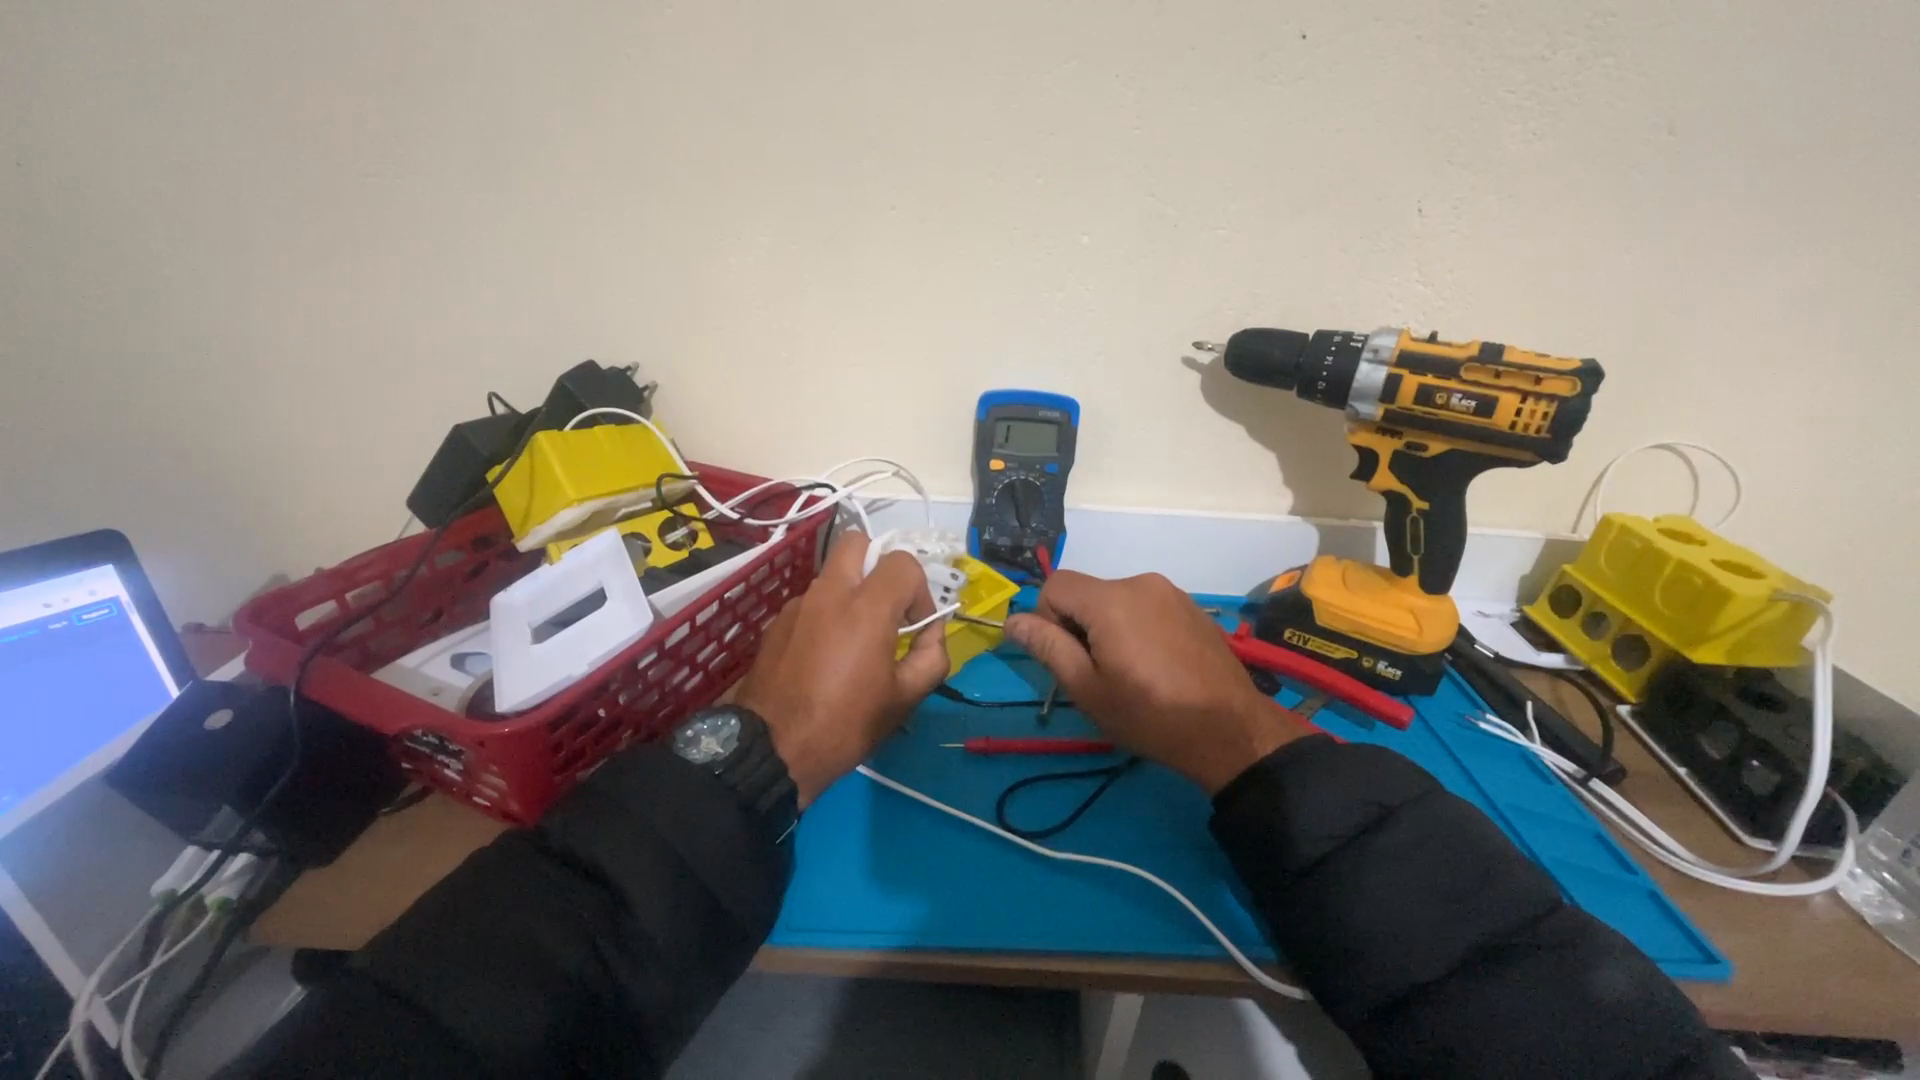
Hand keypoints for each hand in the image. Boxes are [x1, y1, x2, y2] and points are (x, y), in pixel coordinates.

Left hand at [736, 532, 949, 806]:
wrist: (772, 750)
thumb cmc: (845, 725)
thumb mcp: (905, 699)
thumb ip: (931, 656)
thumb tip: (931, 634)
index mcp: (867, 607)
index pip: (902, 563)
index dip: (918, 591)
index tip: (914, 627)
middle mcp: (829, 593)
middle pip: (857, 542)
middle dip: (878, 565)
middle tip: (885, 608)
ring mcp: (797, 605)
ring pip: (832, 575)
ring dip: (850, 592)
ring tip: (854, 641)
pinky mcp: (776, 623)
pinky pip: (810, 602)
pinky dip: (825, 614)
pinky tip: (824, 656)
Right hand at [1005, 571, 1312, 793]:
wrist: (1230, 730)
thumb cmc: (1150, 715)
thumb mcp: (1088, 689)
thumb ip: (1047, 647)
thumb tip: (1012, 621)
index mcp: (1110, 599)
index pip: (1055, 585)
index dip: (1047, 620)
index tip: (1067, 659)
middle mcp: (1140, 582)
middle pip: (1086, 593)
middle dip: (1079, 626)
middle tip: (1098, 674)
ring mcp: (1171, 592)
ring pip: (1116, 601)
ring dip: (1108, 628)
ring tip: (1130, 673)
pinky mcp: (1191, 607)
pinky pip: (1145, 607)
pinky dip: (1137, 628)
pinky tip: (1157, 666)